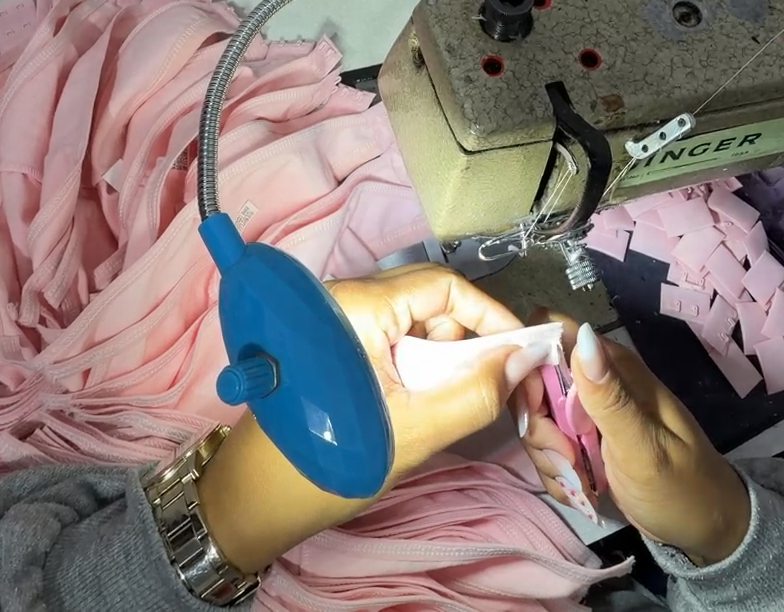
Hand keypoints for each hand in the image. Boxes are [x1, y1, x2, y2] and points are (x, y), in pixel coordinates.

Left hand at [197, 265, 528, 571]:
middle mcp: (348, 297)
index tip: (523, 349)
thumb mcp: (412, 432)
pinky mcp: (340, 337)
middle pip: (431, 297)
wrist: (259, 497)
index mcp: (359, 306)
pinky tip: (428, 394)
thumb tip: (523, 360)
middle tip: (495, 379)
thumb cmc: (331, 460)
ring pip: (416, 317)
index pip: (444, 286)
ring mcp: (341, 316)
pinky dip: (422, 358)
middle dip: (469, 337)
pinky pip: (396, 333)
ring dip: (446, 351)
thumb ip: (473, 394)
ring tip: (457, 395)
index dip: (490, 314)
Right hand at [520, 318, 751, 564]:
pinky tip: (579, 486)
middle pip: (534, 376)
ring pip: (536, 413)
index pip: (552, 331)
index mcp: (613, 365)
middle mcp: (596, 377)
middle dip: (538, 421)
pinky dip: (555, 467)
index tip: (536, 406)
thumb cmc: (683, 487)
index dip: (530, 359)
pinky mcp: (582, 435)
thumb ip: (609, 396)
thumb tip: (583, 333)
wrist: (706, 529)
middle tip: (565, 456)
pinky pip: (548, 441)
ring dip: (547, 451)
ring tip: (578, 477)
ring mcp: (587, 408)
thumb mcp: (645, 448)